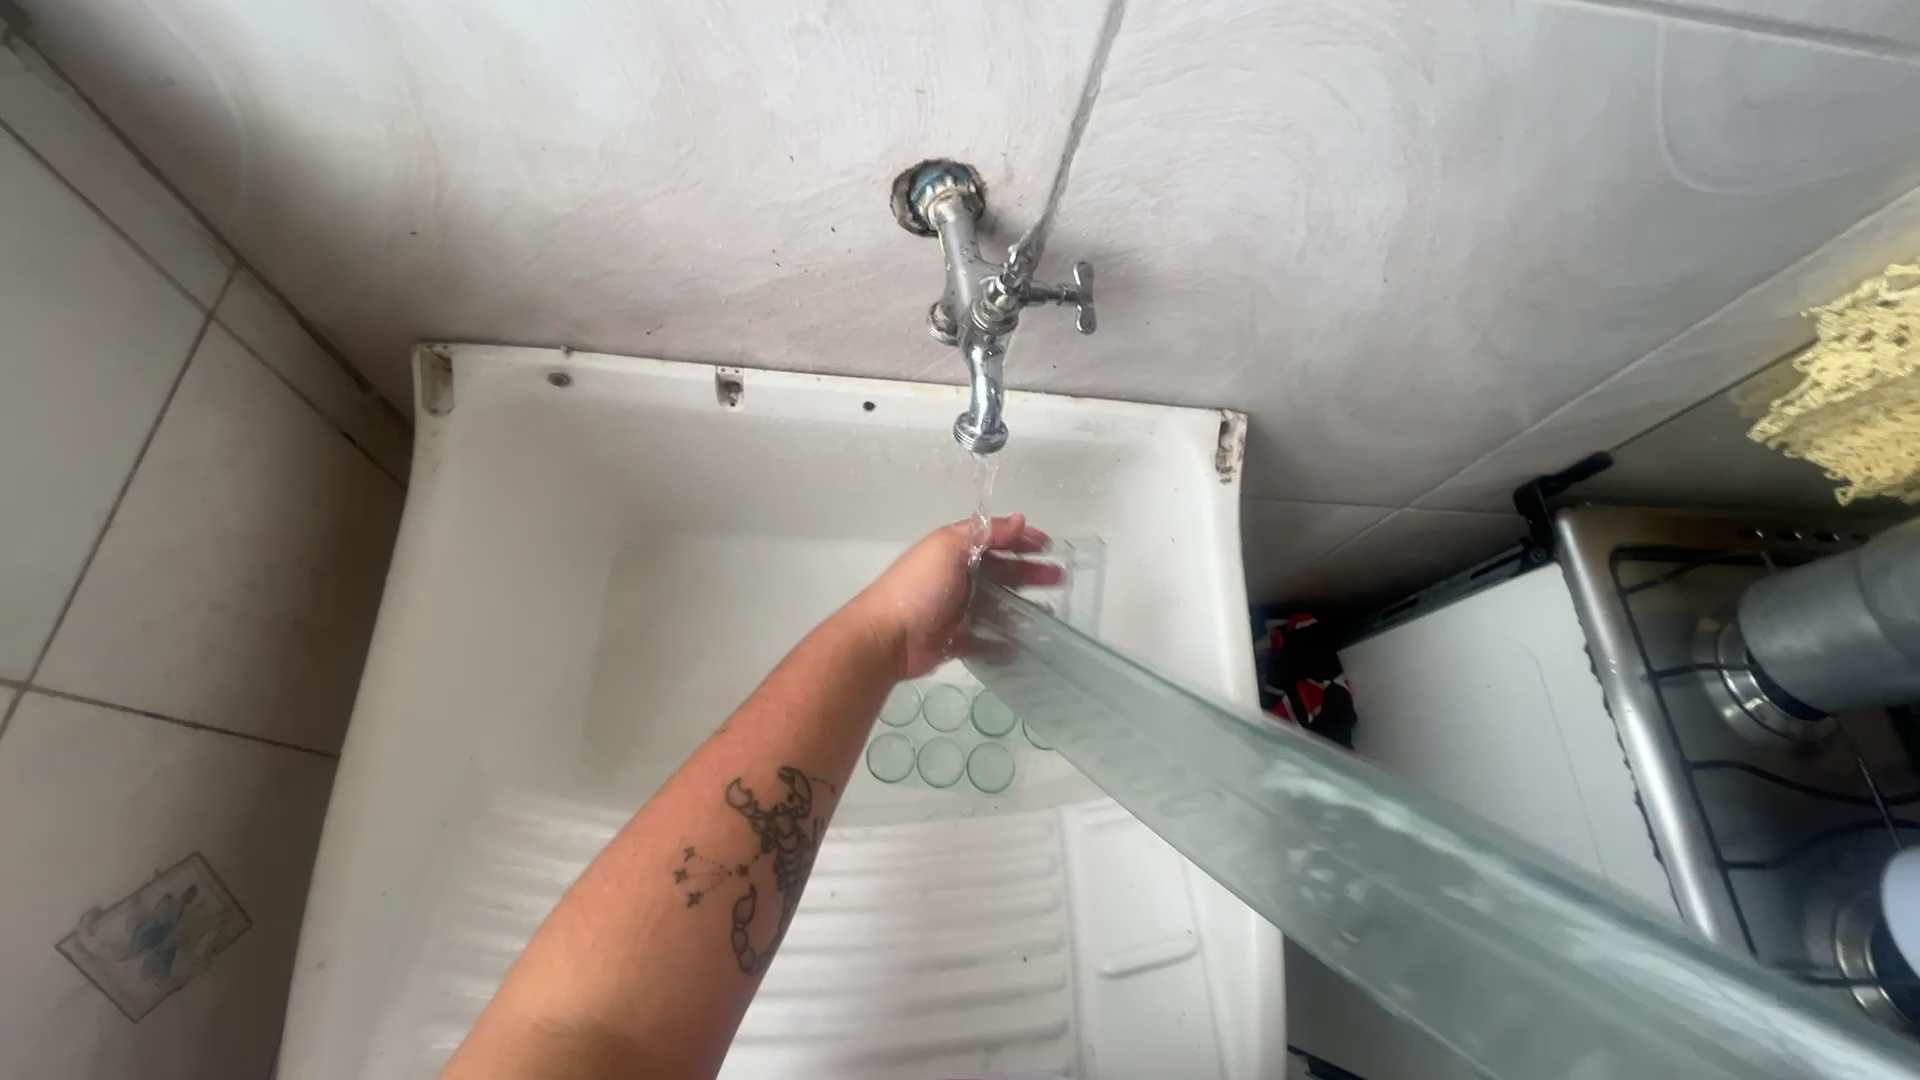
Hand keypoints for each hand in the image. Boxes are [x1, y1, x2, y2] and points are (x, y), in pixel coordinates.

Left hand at [852, 515, 1060, 678]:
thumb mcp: (949, 547)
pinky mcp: (957, 637)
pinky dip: (1006, 636)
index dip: (1021, 539)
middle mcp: (958, 575)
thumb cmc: (919, 586)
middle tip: (1059, 577)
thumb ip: (985, 533)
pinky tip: (1029, 637)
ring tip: (1050, 609)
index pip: (994, 538)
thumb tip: (1019, 519)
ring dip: (1024, 602)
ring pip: (998, 602)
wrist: (887, 637)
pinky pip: (988, 636)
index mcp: (955, 549)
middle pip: (1001, 569)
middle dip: (1030, 570)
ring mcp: (958, 608)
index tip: (1049, 546)